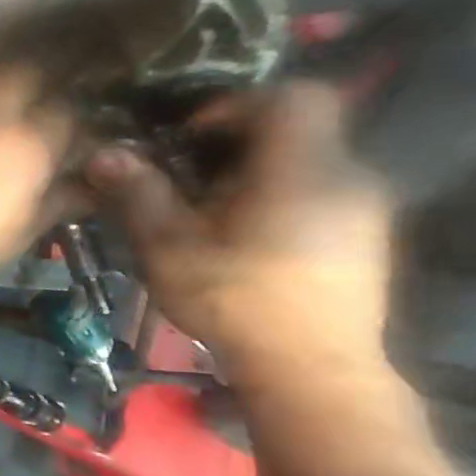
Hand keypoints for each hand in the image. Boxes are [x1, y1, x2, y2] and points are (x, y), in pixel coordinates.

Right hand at [87, 83, 391, 371]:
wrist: (315, 379)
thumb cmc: (239, 306)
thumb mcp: (173, 249)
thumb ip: (141, 195)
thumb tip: (104, 153)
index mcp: (302, 169)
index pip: (288, 96)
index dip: (237, 105)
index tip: (194, 140)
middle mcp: (346, 176)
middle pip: (299, 128)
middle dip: (243, 144)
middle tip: (197, 181)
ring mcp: (367, 210)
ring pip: (311, 163)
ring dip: (263, 174)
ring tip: (220, 216)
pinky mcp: (371, 241)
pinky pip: (325, 195)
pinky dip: (288, 200)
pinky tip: (256, 244)